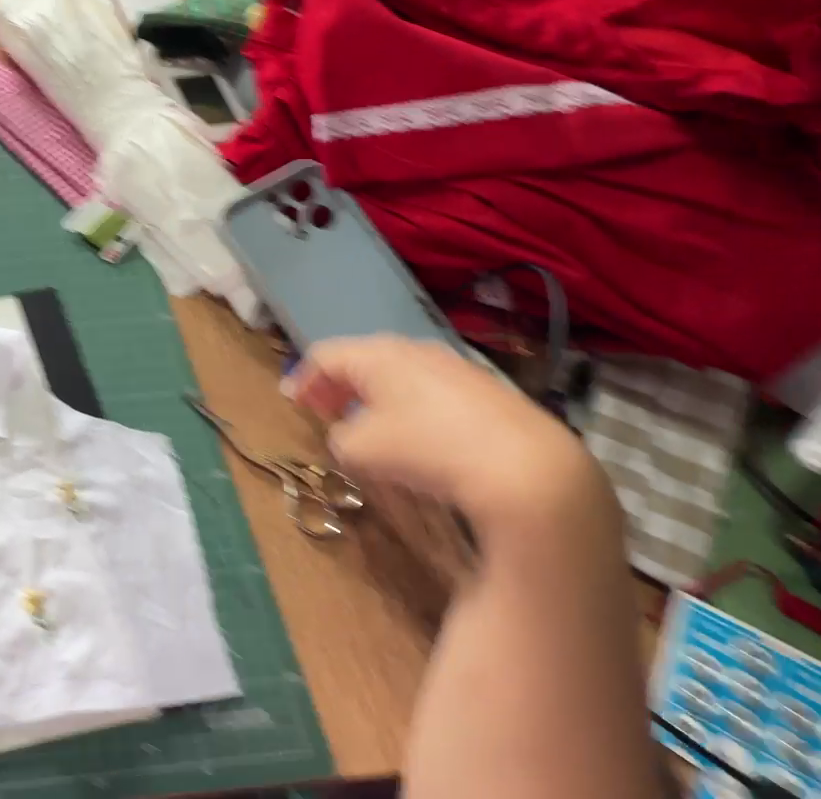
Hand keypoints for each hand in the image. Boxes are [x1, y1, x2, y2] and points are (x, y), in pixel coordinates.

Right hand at [284, 336, 606, 535]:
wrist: (528, 470)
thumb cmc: (426, 449)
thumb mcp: (358, 449)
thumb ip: (340, 435)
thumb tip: (352, 434)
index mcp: (376, 355)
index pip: (325, 355)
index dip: (303, 378)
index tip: (293, 403)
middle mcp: (414, 350)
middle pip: (363, 359)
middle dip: (339, 385)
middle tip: (325, 410)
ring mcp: (456, 367)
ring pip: (401, 374)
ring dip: (376, 396)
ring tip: (368, 424)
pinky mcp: (488, 391)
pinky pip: (432, 390)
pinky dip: (411, 406)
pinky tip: (417, 435)